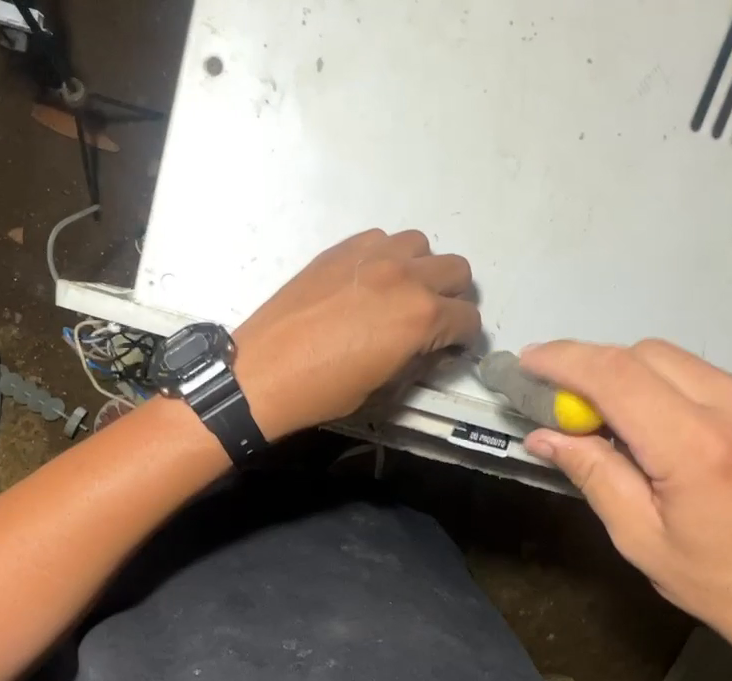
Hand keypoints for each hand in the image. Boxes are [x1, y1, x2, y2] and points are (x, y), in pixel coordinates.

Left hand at [231, 229, 480, 438]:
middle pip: (456, 271)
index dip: (461, 339)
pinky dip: (385, 257)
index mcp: (421, 316)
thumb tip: (428, 349)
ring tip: (397, 296)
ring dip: (420, 269)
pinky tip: (366, 283)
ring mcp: (372, 256)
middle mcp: (405, 276)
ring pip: (420, 246)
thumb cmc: (323, 391)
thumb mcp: (382, 387)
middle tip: (429, 321)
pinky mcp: (341, 249)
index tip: (447, 349)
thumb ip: (415, 359)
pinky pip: (381, 239)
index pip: (468, 318)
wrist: (263, 372)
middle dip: (451, 297)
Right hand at [519, 340, 731, 680]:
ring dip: (636, 379)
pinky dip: (675, 393)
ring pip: (683, 364)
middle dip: (596, 367)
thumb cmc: (729, 590)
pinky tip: (666, 437)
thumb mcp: (643, 541)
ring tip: (614, 426)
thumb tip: (545, 437)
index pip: (616, 374)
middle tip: (565, 407)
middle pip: (648, 354)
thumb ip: (595, 476)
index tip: (527, 363)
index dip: (563, 360)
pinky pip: (716, 382)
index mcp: (698, 446)